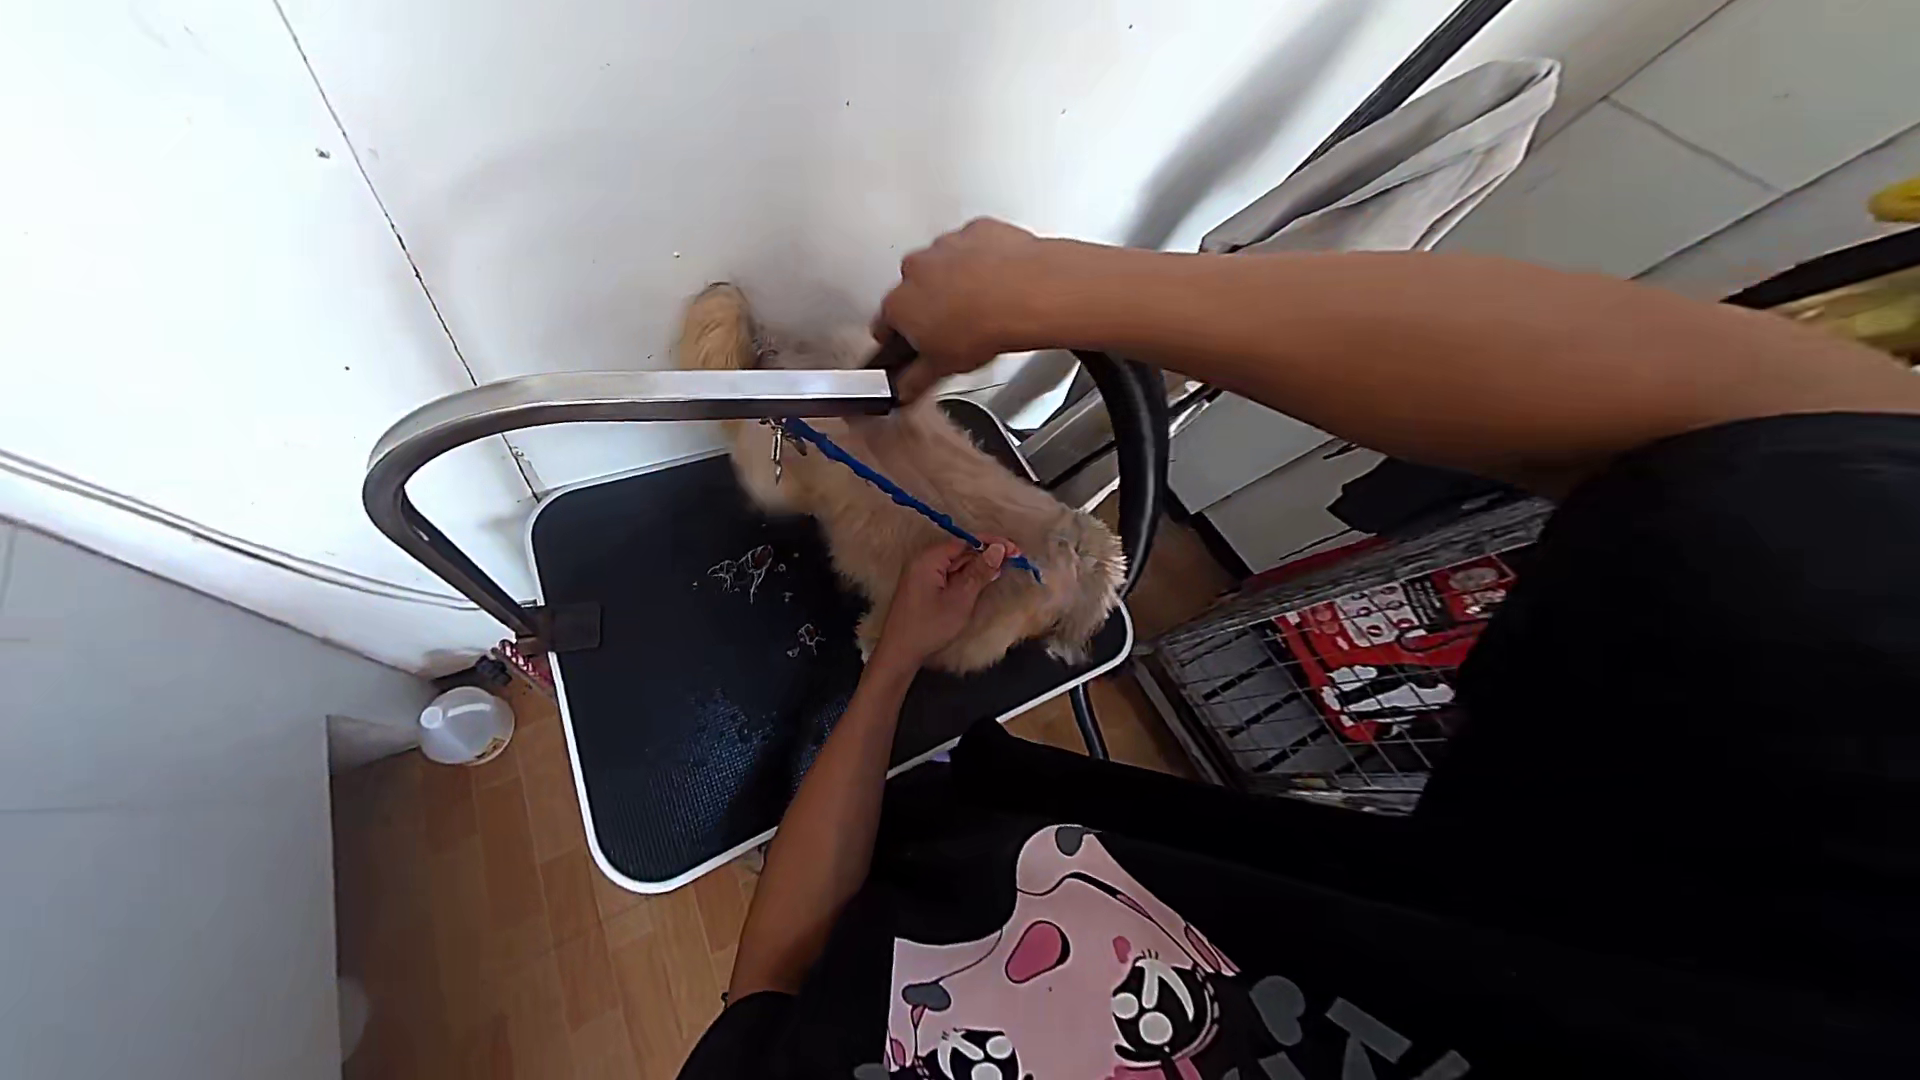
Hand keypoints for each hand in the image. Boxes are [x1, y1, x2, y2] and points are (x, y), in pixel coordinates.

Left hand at [871, 536, 1015, 670]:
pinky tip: (984, 580)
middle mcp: (924, 561)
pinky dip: (967, 577)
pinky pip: (949, 574)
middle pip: (960, 550)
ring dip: (978, 566)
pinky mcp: (924, 587)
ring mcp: (922, 574)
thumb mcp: (960, 599)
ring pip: (956, 563)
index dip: (991, 543)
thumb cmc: (930, 626)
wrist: (900, 653)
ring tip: (1003, 568)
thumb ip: (979, 572)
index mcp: (929, 559)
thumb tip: (998, 549)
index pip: (965, 541)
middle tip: (1014, 559)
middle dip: (986, 554)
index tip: (1014, 549)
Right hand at [876, 219, 1073, 400]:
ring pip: (942, 266)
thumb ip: (915, 380)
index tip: (911, 347)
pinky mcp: (975, 231)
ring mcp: (944, 247)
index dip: (898, 340)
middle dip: (928, 309)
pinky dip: (981, 262)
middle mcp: (915, 270)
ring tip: (980, 308)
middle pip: (914, 293)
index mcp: (899, 305)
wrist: (1025, 293)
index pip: (884, 326)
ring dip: (954, 282)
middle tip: (953, 331)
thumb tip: (906, 389)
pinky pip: (972, 247)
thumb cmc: (983, 326)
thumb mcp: (943, 368)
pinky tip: (997, 283)